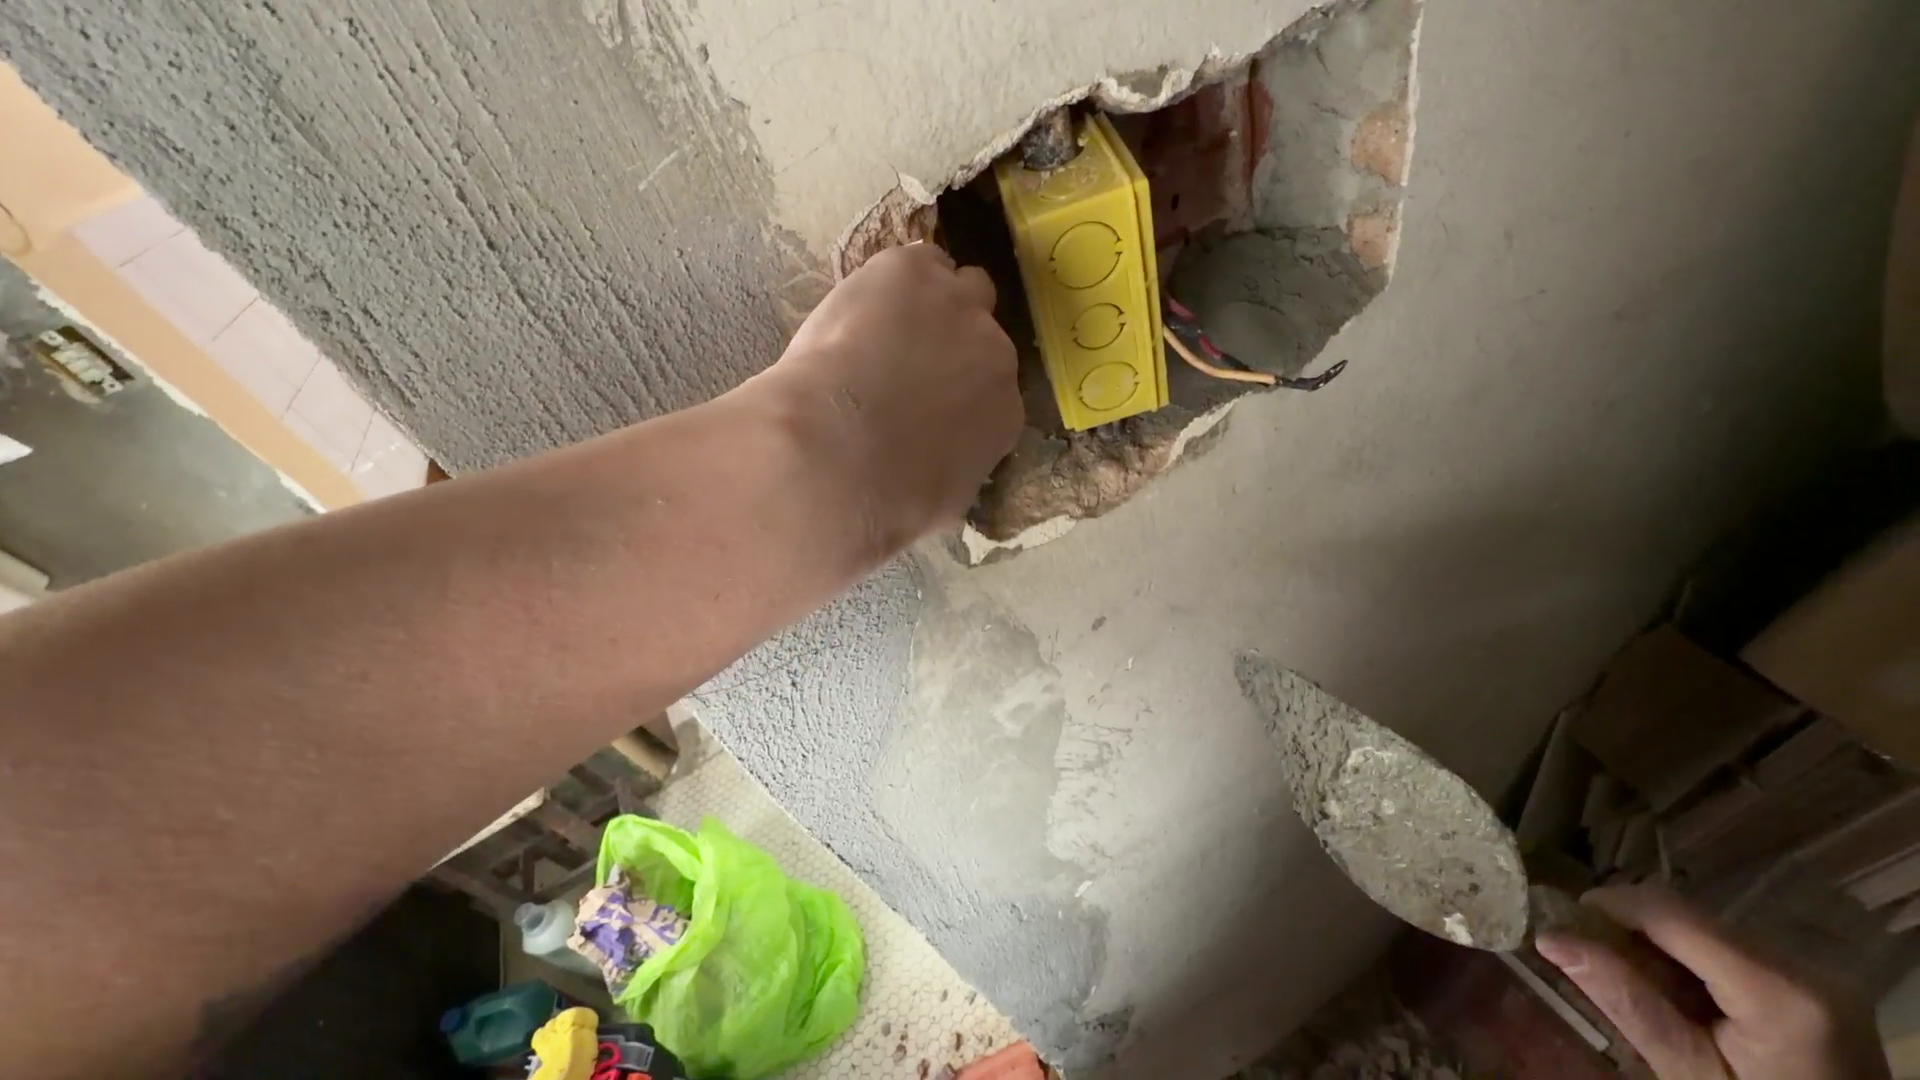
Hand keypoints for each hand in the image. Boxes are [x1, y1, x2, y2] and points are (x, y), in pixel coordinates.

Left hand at [751, 242, 1021, 552]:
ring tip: (883, 324)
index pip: (994, 389)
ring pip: (961, 286)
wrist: (840, 455)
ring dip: (931, 301)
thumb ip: (953, 470)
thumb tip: (938, 470)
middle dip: (950, 342)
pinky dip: (893, 279)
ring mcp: (960, 307)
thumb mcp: (938, 503)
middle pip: (983, 330)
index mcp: (1004, 416)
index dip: (958, 388)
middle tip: (900, 361)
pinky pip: (916, 262)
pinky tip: (862, 305)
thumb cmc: (887, 498)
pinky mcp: (914, 272)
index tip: (924, 397)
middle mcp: (996, 355)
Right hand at [1535, 885, 1888, 1079]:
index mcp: (1776, 990)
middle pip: (1684, 912)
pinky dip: (1684, 955)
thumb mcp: (1687, 1073)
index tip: (1558, 922)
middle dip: (1626, 926)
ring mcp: (1810, 968)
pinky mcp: (1808, 976)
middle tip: (1588, 957)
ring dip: (1652, 940)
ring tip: (1633, 981)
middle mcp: (1800, 963)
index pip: (1667, 910)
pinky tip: (1677, 992)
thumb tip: (1548, 938)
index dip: (1604, 904)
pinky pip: (1724, 941)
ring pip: (1699, 921)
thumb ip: (1625, 1002)